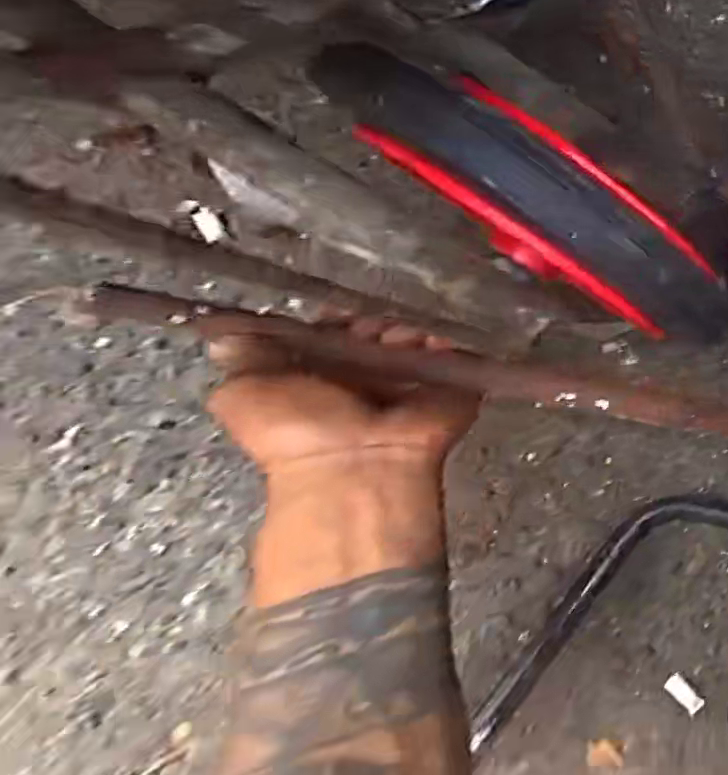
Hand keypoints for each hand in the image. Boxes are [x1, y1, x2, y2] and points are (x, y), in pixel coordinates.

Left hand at [206, 318, 481, 478]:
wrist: (360, 459)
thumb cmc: (298, 429)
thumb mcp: (245, 393)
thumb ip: (244, 359)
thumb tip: (228, 333)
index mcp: (321, 375)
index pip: (333, 332)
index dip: (335, 319)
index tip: (337, 315)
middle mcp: (367, 375)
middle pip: (376, 329)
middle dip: (373, 322)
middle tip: (370, 331)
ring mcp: (412, 378)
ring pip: (412, 334)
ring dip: (405, 330)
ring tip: (398, 342)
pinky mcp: (452, 381)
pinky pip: (451, 350)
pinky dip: (441, 341)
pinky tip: (427, 344)